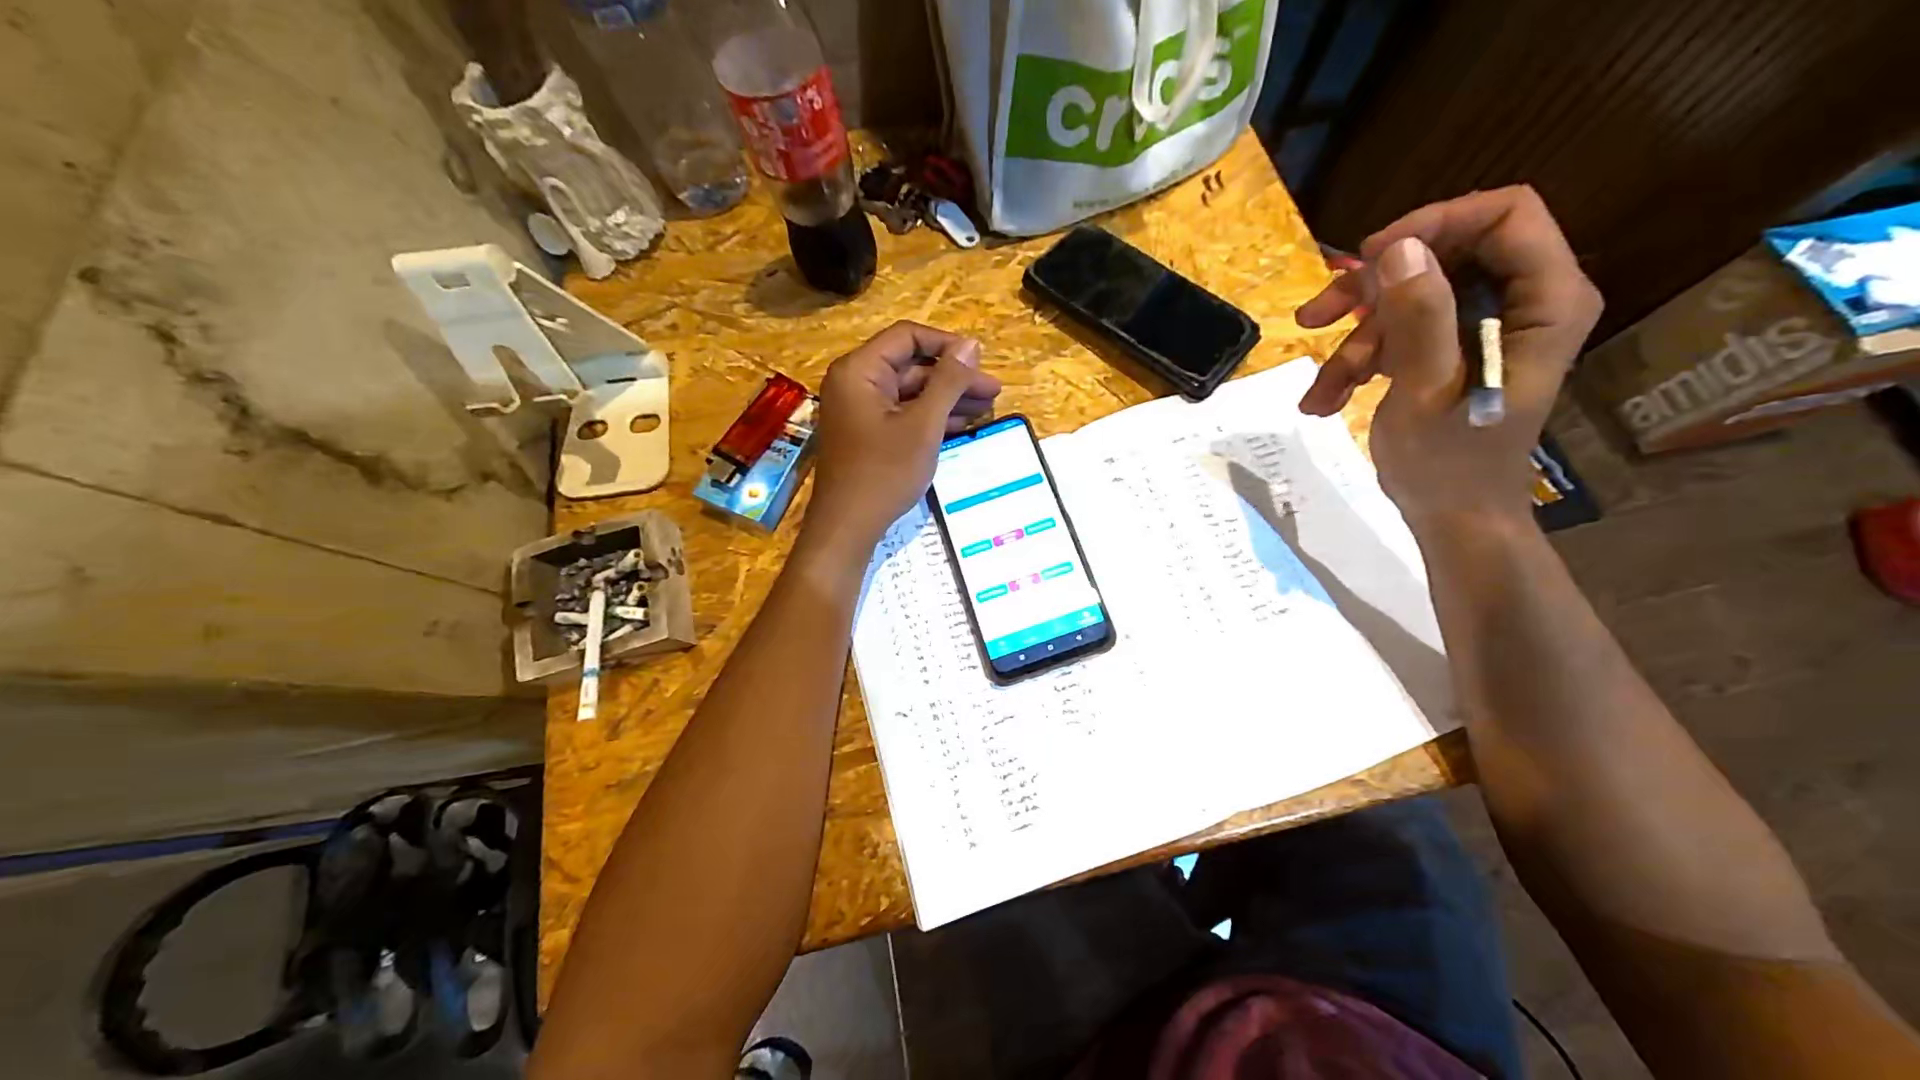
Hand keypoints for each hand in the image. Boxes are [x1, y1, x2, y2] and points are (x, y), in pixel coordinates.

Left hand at [806, 321, 1000, 550]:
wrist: (848, 526)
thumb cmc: (884, 472)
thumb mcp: (924, 425)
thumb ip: (948, 381)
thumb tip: (971, 345)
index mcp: (860, 370)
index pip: (907, 336)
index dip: (947, 345)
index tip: (980, 362)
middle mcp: (854, 382)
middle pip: (910, 365)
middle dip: (954, 377)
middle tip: (993, 392)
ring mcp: (858, 409)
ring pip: (909, 391)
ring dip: (947, 398)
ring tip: (986, 408)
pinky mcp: (865, 432)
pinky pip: (901, 413)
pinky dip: (930, 417)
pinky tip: (963, 425)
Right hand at [1295, 187, 1601, 532]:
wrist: (1452, 517)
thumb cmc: (1451, 462)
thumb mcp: (1427, 389)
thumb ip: (1421, 316)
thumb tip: (1397, 249)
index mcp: (1545, 299)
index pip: (1507, 215)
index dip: (1436, 222)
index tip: (1372, 258)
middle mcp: (1520, 301)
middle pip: (1445, 253)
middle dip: (1376, 289)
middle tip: (1318, 314)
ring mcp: (1480, 326)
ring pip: (1409, 295)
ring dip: (1355, 335)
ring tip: (1320, 383)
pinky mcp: (1448, 350)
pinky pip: (1398, 331)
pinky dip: (1357, 362)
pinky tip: (1326, 399)